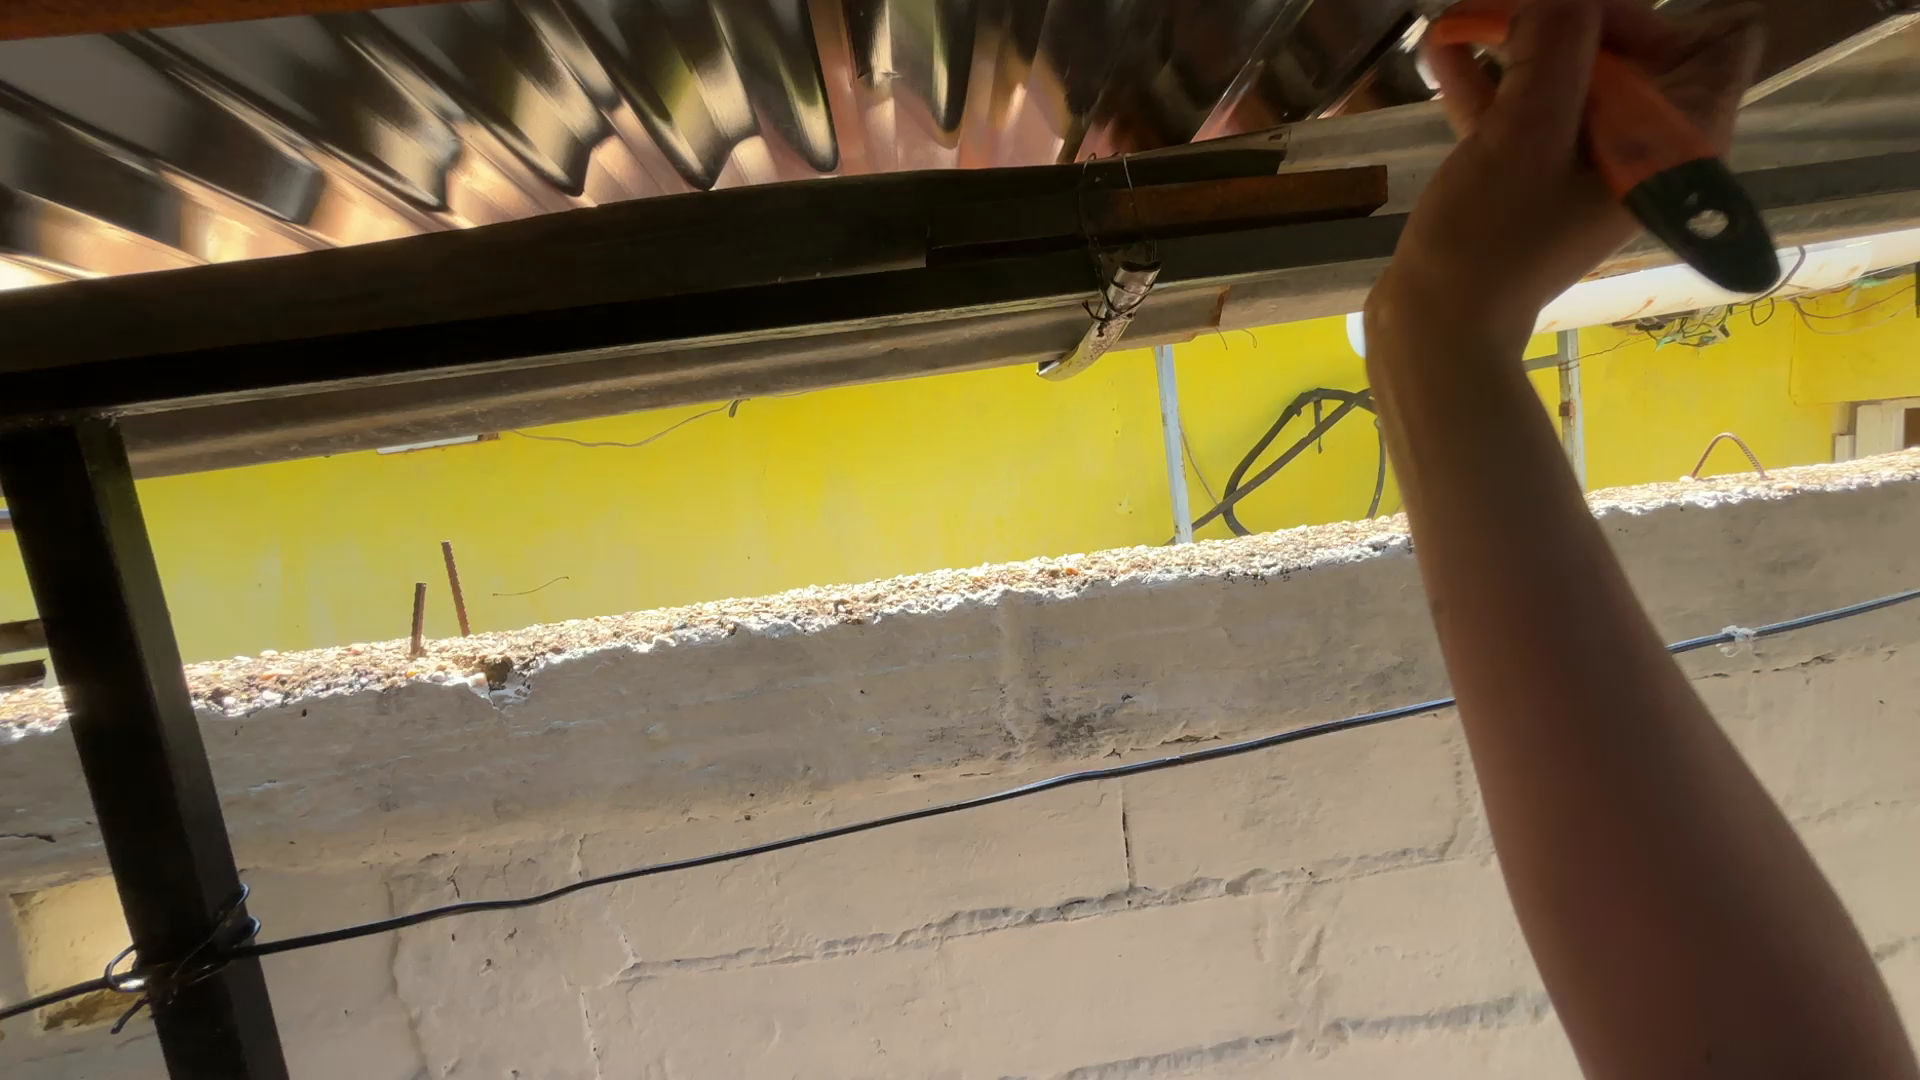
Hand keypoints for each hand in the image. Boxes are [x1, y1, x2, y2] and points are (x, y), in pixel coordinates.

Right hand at [1368, 0, 1761, 350]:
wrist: (1432, 328)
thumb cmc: (1484, 243)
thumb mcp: (1522, 138)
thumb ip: (1553, 50)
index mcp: (1671, 142)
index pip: (1706, 40)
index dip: (1634, 20)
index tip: (1562, 28)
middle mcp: (1635, 150)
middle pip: (1621, 56)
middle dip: (1556, 24)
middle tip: (1492, 11)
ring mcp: (1572, 170)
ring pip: (1557, 84)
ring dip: (1510, 48)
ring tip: (1454, 22)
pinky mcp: (1521, 186)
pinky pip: (1516, 120)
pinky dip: (1485, 87)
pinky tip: (1443, 56)